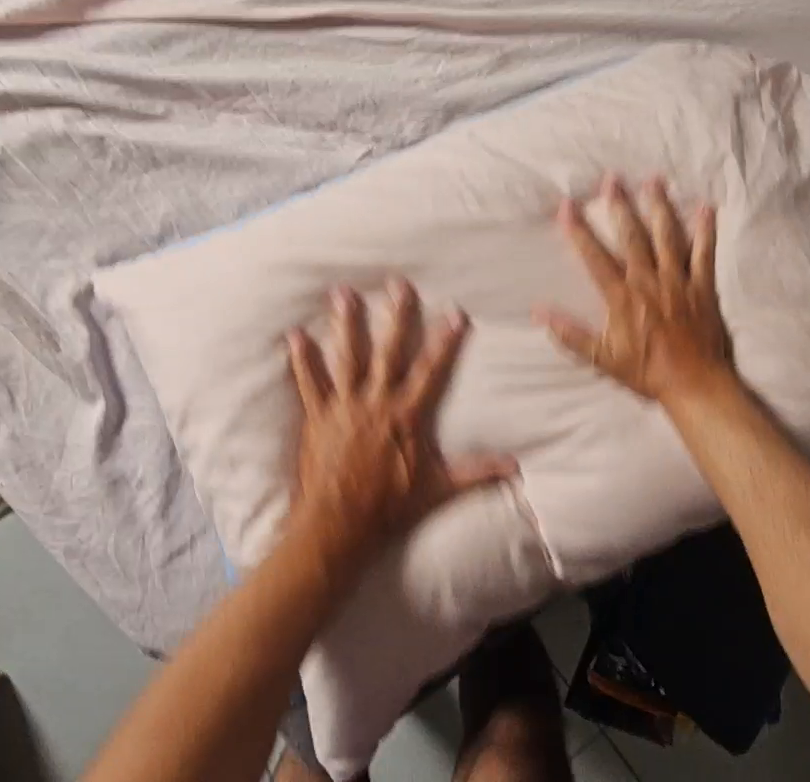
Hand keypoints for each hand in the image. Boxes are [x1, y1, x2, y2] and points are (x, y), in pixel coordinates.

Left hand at [286, 280, 516, 565]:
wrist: (340, 526)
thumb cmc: (390, 507)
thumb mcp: (439, 490)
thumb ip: (476, 473)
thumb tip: (516, 468)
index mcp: (406, 416)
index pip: (431, 370)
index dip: (445, 341)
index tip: (455, 312)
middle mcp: (376, 403)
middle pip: (388, 351)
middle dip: (395, 316)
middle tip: (397, 283)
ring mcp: (344, 407)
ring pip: (346, 358)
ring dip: (345, 324)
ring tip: (342, 293)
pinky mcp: (319, 418)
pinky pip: (309, 383)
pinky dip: (301, 360)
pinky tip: (294, 335)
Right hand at [536, 175, 735, 405]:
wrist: (696, 385)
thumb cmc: (647, 373)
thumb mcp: (602, 359)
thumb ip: (571, 334)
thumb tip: (539, 313)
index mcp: (622, 297)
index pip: (595, 257)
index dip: (579, 231)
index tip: (567, 206)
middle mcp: (649, 281)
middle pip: (632, 236)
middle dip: (620, 206)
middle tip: (612, 179)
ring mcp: (679, 281)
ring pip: (667, 237)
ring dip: (660, 207)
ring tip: (654, 180)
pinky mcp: (703, 287)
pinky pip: (705, 253)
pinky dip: (706, 230)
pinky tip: (705, 207)